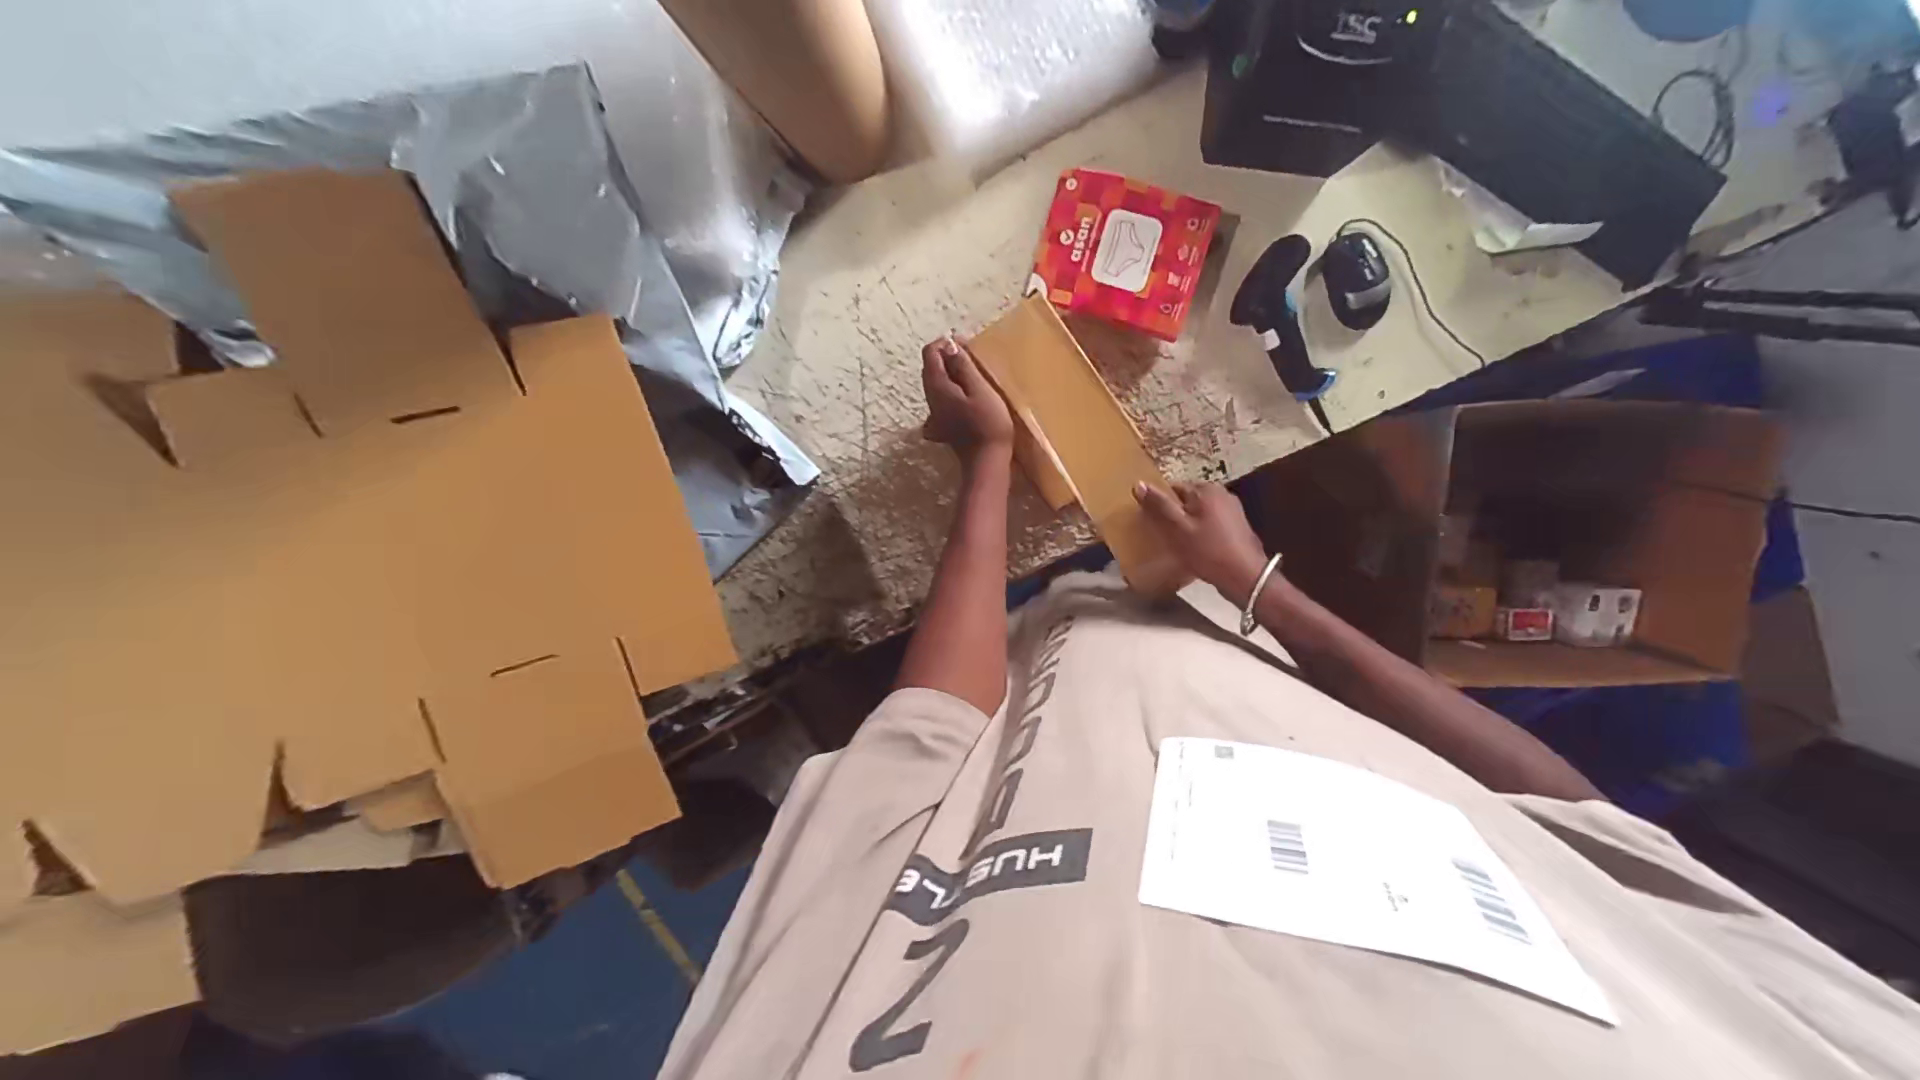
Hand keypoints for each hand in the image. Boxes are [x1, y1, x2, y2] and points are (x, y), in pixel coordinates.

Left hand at [921, 336, 1014, 457]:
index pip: (930, 353)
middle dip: (948, 357)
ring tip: (974, 376)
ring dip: (951, 374)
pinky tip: (968, 398)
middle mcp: (930, 399)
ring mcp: (934, 414)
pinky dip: (953, 391)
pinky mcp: (942, 425)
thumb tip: (950, 344)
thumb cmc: (988, 423)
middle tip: (972, 358)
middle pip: (930, 368)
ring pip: (936, 384)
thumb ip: (963, 365)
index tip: (966, 346)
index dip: (946, 344)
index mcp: (937, 387)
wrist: (986, 461)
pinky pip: (942, 399)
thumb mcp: (980, 389)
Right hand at [1134, 481, 1271, 601]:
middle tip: (1166, 537)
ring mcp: (1232, 509)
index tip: (1154, 523)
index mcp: (1206, 489)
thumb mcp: (1177, 528)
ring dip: (1187, 524)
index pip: (1172, 488)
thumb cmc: (1208, 551)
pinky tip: (1198, 548)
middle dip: (1174, 515)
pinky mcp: (1237, 525)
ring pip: (1198, 512)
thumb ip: (1159, 505)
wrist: (1245, 576)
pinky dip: (1201, 531)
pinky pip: (1210, 522)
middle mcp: (1221, 493)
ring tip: (1180, 544)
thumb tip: (1139, 483)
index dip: (1160, 505)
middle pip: (1186, 500)